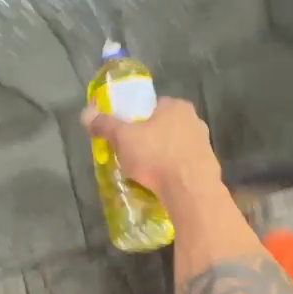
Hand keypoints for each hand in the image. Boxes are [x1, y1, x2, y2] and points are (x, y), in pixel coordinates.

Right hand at [80, 97, 224, 213]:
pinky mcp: (206, 163)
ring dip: (159, 155)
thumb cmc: (155, 156)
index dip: (134, 119)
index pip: (150, 106)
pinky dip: (170, 169)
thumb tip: (86, 114)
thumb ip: (105, 125)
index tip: (123, 135)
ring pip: (172, 145)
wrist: (189, 188)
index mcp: (175, 106)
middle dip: (146, 139)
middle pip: (161, 126)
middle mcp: (193, 118)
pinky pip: (181, 163)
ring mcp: (202, 141)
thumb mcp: (122, 138)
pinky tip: (159, 182)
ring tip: (142, 173)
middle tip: (129, 155)